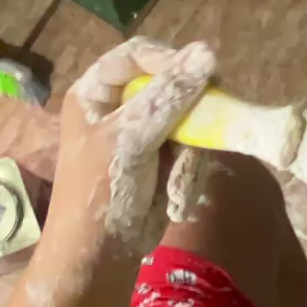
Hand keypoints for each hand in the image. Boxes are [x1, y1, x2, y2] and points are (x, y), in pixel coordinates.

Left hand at [53, 37, 216, 253]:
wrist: (102, 254)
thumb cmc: (101, 191)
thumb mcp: (131, 139)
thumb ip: (168, 96)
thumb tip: (209, 52)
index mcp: (97, 92)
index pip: (138, 55)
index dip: (169, 60)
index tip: (201, 75)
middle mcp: (122, 106)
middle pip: (173, 86)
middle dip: (189, 118)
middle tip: (201, 132)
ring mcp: (147, 133)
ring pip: (191, 122)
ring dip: (189, 157)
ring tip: (174, 185)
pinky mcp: (165, 159)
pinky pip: (194, 150)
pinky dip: (189, 175)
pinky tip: (176, 197)